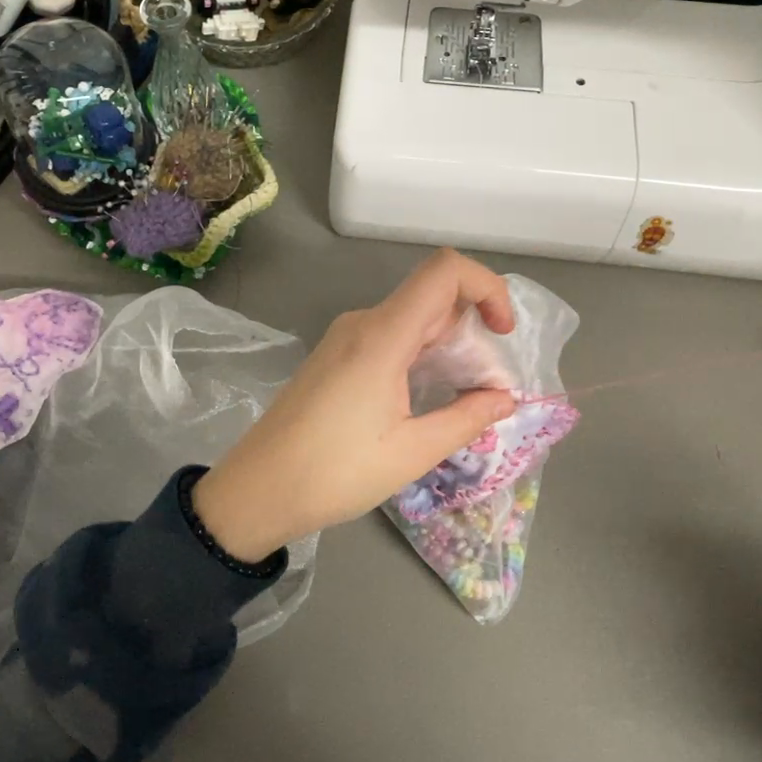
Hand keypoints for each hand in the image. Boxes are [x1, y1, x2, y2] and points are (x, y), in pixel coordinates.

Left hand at [192, 249, 517, 561]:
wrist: (257, 489)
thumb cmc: (334, 473)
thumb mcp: (412, 452)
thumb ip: (466, 418)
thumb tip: (504, 398)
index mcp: (382, 335)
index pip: (444, 271)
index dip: (487, 287)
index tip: (502, 334)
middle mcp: (362, 323)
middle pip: (432, 299)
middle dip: (472, 336)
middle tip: (485, 392)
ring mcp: (343, 338)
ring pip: (411, 321)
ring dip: (447, 351)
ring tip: (460, 403)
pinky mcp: (333, 357)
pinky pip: (388, 339)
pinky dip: (419, 358)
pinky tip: (424, 402)